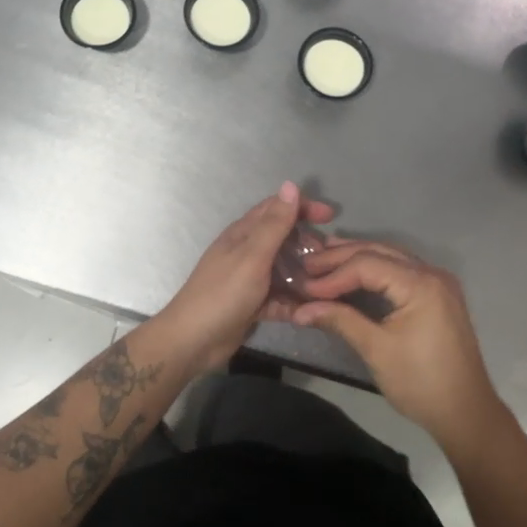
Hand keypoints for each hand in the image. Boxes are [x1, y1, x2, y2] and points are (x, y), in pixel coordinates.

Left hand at [155, 182, 334, 367]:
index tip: (331, 217)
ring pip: (284, 270)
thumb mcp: (252, 256)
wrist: (193, 341)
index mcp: (243, 234)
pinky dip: (296, 301)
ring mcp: (249, 280)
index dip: (302, 208)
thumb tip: (290, 185)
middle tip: (333, 256)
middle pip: (283, 240)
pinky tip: (315, 309)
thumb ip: (274, 224)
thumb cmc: (222, 293)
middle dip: (308, 244)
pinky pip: (281, 298)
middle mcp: (246, 252)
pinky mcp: (253, 305)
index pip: (275, 209)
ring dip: (306, 274)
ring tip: (331, 283)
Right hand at [291, 242, 501, 439]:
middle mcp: (432, 273)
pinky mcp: (438, 296)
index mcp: (421, 284)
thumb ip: (340, 320)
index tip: (303, 287)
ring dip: (356, 258)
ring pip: (391, 258)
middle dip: (341, 257)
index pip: (367, 264)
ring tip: (322, 259)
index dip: (332, 274)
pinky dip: (374, 270)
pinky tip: (352, 273)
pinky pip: (401, 271)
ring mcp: (438, 283)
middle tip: (306, 263)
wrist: (465, 412)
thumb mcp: (376, 349)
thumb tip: (299, 310)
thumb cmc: (420, 382)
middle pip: (379, 252)